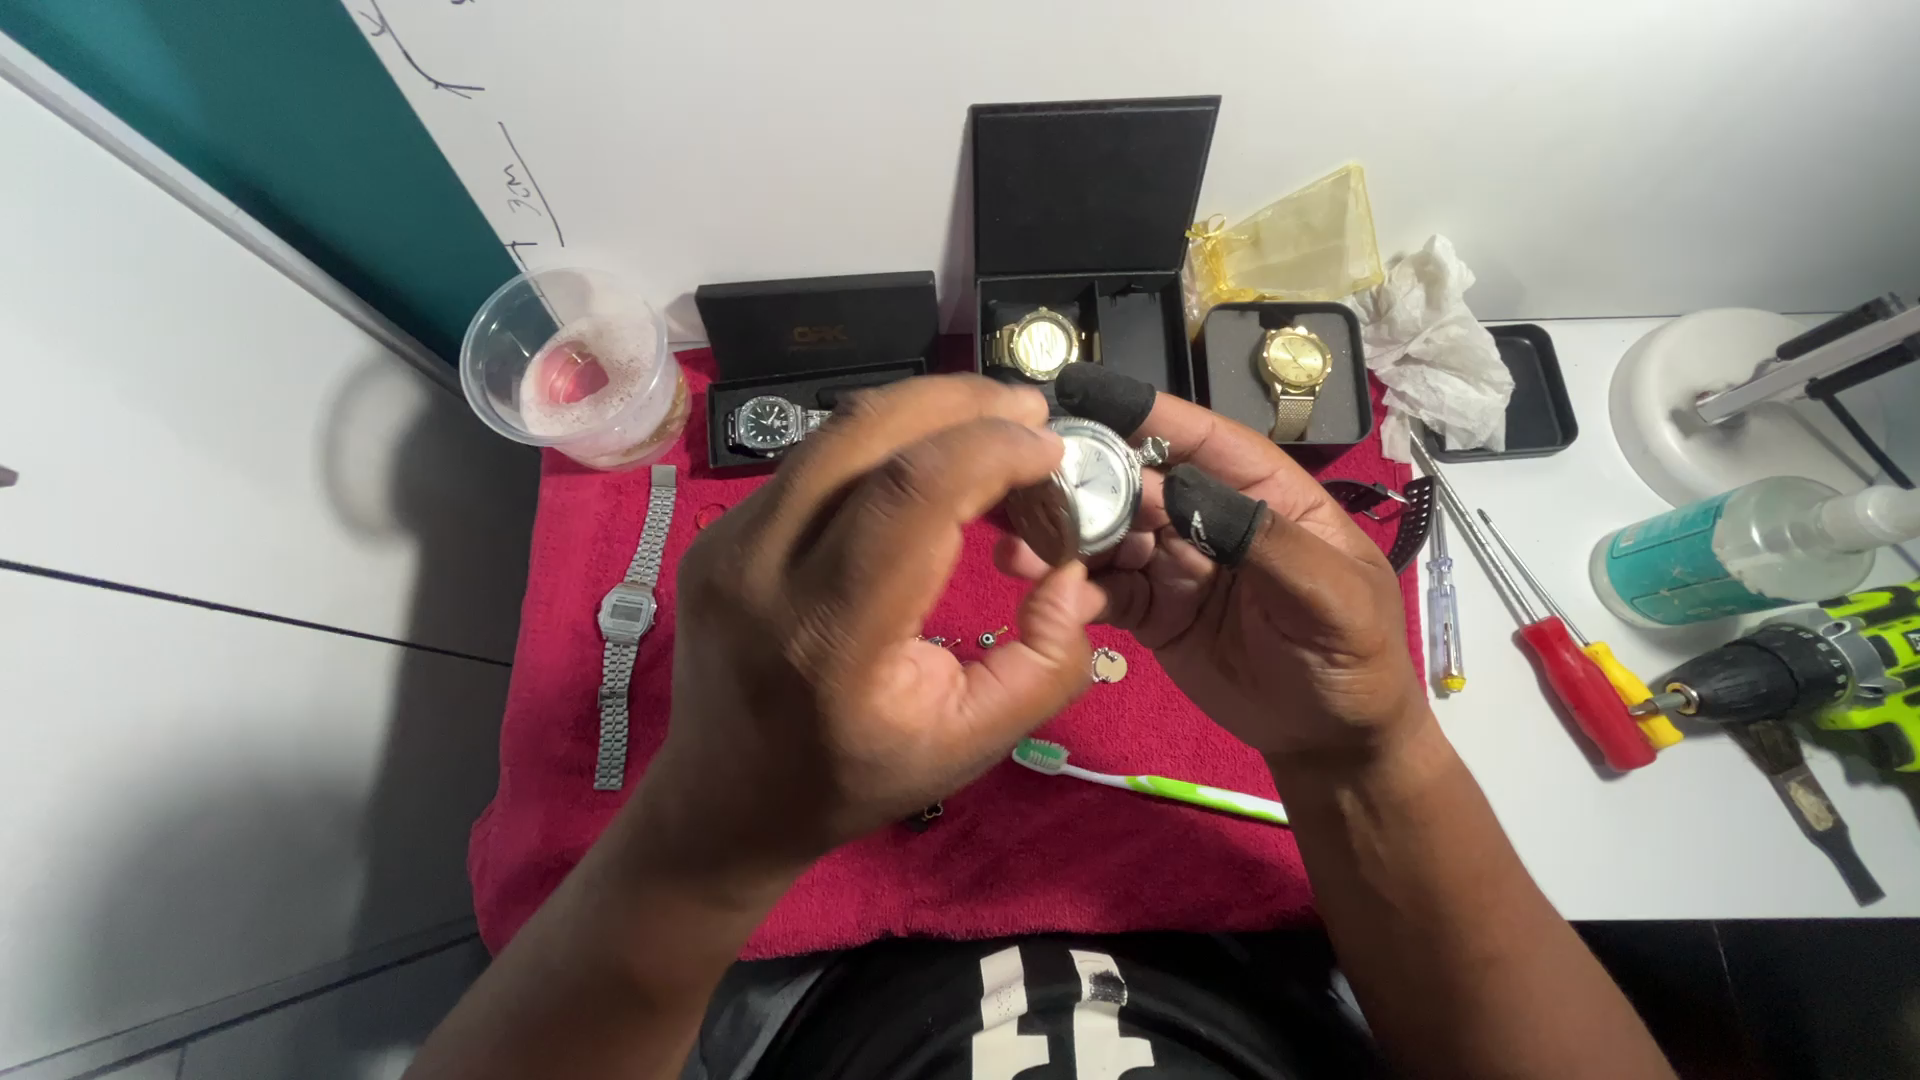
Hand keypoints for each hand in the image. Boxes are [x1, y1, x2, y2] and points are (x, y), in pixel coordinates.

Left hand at [630, 376, 1101, 886]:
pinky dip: (886, 442)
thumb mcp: (970, 743)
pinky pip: (816, 459)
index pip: (911, 494)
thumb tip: (1069, 570)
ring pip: (838, 431)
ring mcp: (728, 542)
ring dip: (925, 412)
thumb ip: (1046, 661)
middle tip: (1028, 413)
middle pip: (868, 433)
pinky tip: (928, 463)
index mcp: (827, 637)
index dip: (991, 450)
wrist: (725, 798)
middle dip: (962, 403)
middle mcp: (762, 570)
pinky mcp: (720, 531)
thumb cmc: (850, 778)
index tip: (1051, 452)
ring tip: (990, 429)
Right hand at [997, 383, 1425, 773]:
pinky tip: (1046, 595)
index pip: (1203, 442)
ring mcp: (1175, 566)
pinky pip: (1105, 591)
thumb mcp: (1330, 595)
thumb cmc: (1351, 657)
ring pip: (1111, 538)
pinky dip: (1074, 591)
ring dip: (1066, 540)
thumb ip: (1262, 539)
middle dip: (1085, 483)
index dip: (1147, 414)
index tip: (1086, 392)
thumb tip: (1181, 484)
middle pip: (1139, 486)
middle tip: (1027, 487)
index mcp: (1264, 496)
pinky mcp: (1151, 611)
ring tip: (1018, 549)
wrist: (1328, 739)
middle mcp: (1210, 520)